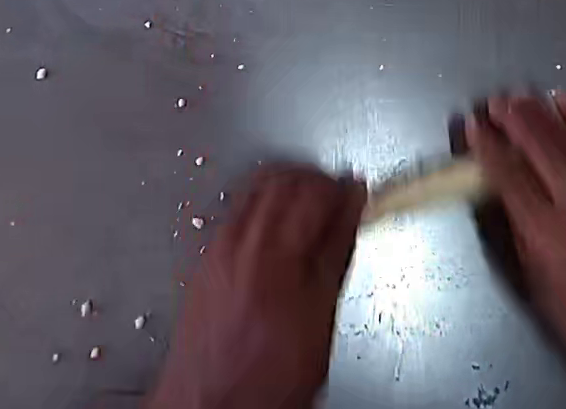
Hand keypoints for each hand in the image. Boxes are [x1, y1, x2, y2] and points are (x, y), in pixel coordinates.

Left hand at [146, 164, 364, 408]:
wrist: (213, 406)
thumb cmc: (269, 376)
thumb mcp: (320, 317)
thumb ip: (337, 252)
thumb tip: (353, 209)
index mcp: (282, 255)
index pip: (319, 195)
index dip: (344, 189)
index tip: (356, 191)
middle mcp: (248, 241)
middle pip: (287, 181)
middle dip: (318, 180)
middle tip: (336, 193)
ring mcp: (224, 244)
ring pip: (261, 185)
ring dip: (290, 184)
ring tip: (308, 200)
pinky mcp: (209, 252)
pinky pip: (240, 204)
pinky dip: (263, 198)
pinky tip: (275, 216)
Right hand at [468, 93, 565, 408]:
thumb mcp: (533, 279)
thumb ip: (511, 227)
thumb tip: (492, 188)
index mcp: (544, 229)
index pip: (507, 173)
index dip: (486, 145)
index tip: (472, 125)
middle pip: (537, 143)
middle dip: (511, 118)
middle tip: (492, 101)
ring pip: (564, 135)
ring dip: (539, 111)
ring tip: (518, 95)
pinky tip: (561, 102)